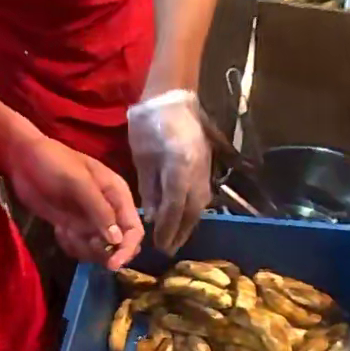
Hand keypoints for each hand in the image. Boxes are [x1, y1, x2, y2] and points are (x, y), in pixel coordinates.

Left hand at [5, 133, 143, 268]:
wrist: (23, 159)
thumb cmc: (54, 163)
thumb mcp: (79, 182)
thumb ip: (100, 210)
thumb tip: (117, 240)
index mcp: (118, 196)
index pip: (134, 229)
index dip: (127, 248)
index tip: (113, 264)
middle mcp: (110, 211)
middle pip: (120, 244)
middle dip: (104, 251)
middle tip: (83, 244)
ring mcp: (91, 221)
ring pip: (99, 250)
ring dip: (82, 247)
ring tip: (64, 231)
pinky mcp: (74, 227)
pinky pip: (80, 247)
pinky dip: (70, 245)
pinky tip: (58, 230)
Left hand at [127, 89, 212, 253]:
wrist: (173, 99)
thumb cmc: (149, 125)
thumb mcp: (143, 158)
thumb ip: (150, 189)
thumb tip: (153, 217)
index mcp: (179, 169)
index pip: (173, 208)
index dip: (167, 230)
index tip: (159, 246)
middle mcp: (197, 174)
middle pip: (191, 212)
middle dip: (180, 233)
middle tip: (170, 251)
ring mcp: (205, 172)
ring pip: (199, 206)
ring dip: (189, 225)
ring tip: (178, 240)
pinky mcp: (206, 169)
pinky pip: (201, 197)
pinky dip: (193, 212)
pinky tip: (185, 219)